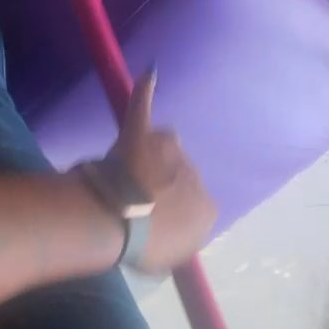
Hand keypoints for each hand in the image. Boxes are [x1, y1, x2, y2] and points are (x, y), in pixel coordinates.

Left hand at [107, 68, 215, 273]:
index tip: (153, 216)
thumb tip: (169, 230)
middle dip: (158, 181)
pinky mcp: (141, 133)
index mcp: (207, 209)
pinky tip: (151, 72)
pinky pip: (143, 105)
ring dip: (148, 155)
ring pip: (160, 146)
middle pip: (176, 173)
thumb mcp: (172, 256)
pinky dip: (146, 89)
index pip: (190, 204)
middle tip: (135, 197)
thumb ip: (177, 237)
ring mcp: (169, 150)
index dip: (168, 209)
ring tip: (126, 171)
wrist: (121, 220)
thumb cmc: (146, 246)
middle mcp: (195, 174)